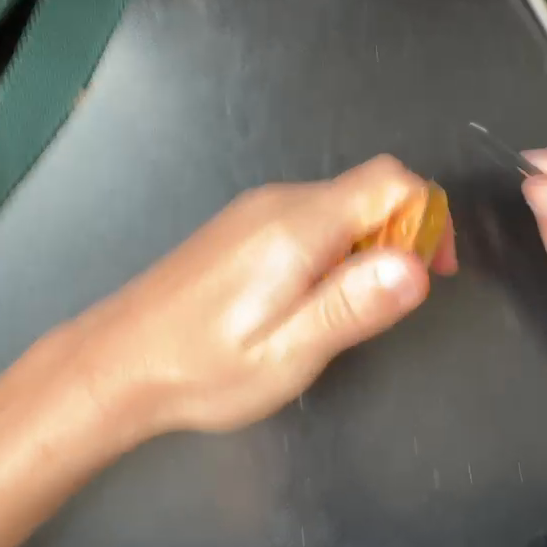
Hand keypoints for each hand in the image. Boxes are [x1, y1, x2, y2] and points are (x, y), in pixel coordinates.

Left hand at [70, 156, 457, 440]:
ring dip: (367, 245)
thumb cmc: (204, 366)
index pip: (390, 180)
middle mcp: (279, 201)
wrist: (116, 361)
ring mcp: (255, 210)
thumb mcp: (288, 352)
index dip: (428, 216)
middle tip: (389, 305)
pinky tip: (307, 299)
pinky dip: (333, 247)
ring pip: (339, 206)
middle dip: (401, 236)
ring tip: (346, 311)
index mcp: (298, 225)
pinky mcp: (240, 227)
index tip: (431, 273)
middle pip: (368, 190)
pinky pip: (308, 219)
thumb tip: (418, 265)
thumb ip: (353, 305)